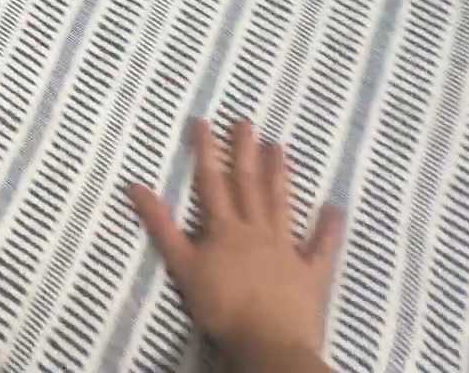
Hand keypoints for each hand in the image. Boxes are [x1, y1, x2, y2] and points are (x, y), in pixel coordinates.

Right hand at [127, 118, 345, 371]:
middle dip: (244, 152)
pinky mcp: (311, 274)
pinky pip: (322, 248)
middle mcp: (256, 230)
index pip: (212, 181)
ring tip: (280, 148)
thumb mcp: (181, 264)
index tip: (203, 121)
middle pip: (248, 185)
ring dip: (280, 176)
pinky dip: (328, 228)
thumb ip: (159, 224)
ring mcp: (286, 250)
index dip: (206, 150)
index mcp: (224, 228)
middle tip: (246, 122)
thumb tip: (134, 185)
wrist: (269, 346)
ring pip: (281, 206)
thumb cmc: (220, 306)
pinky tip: (334, 208)